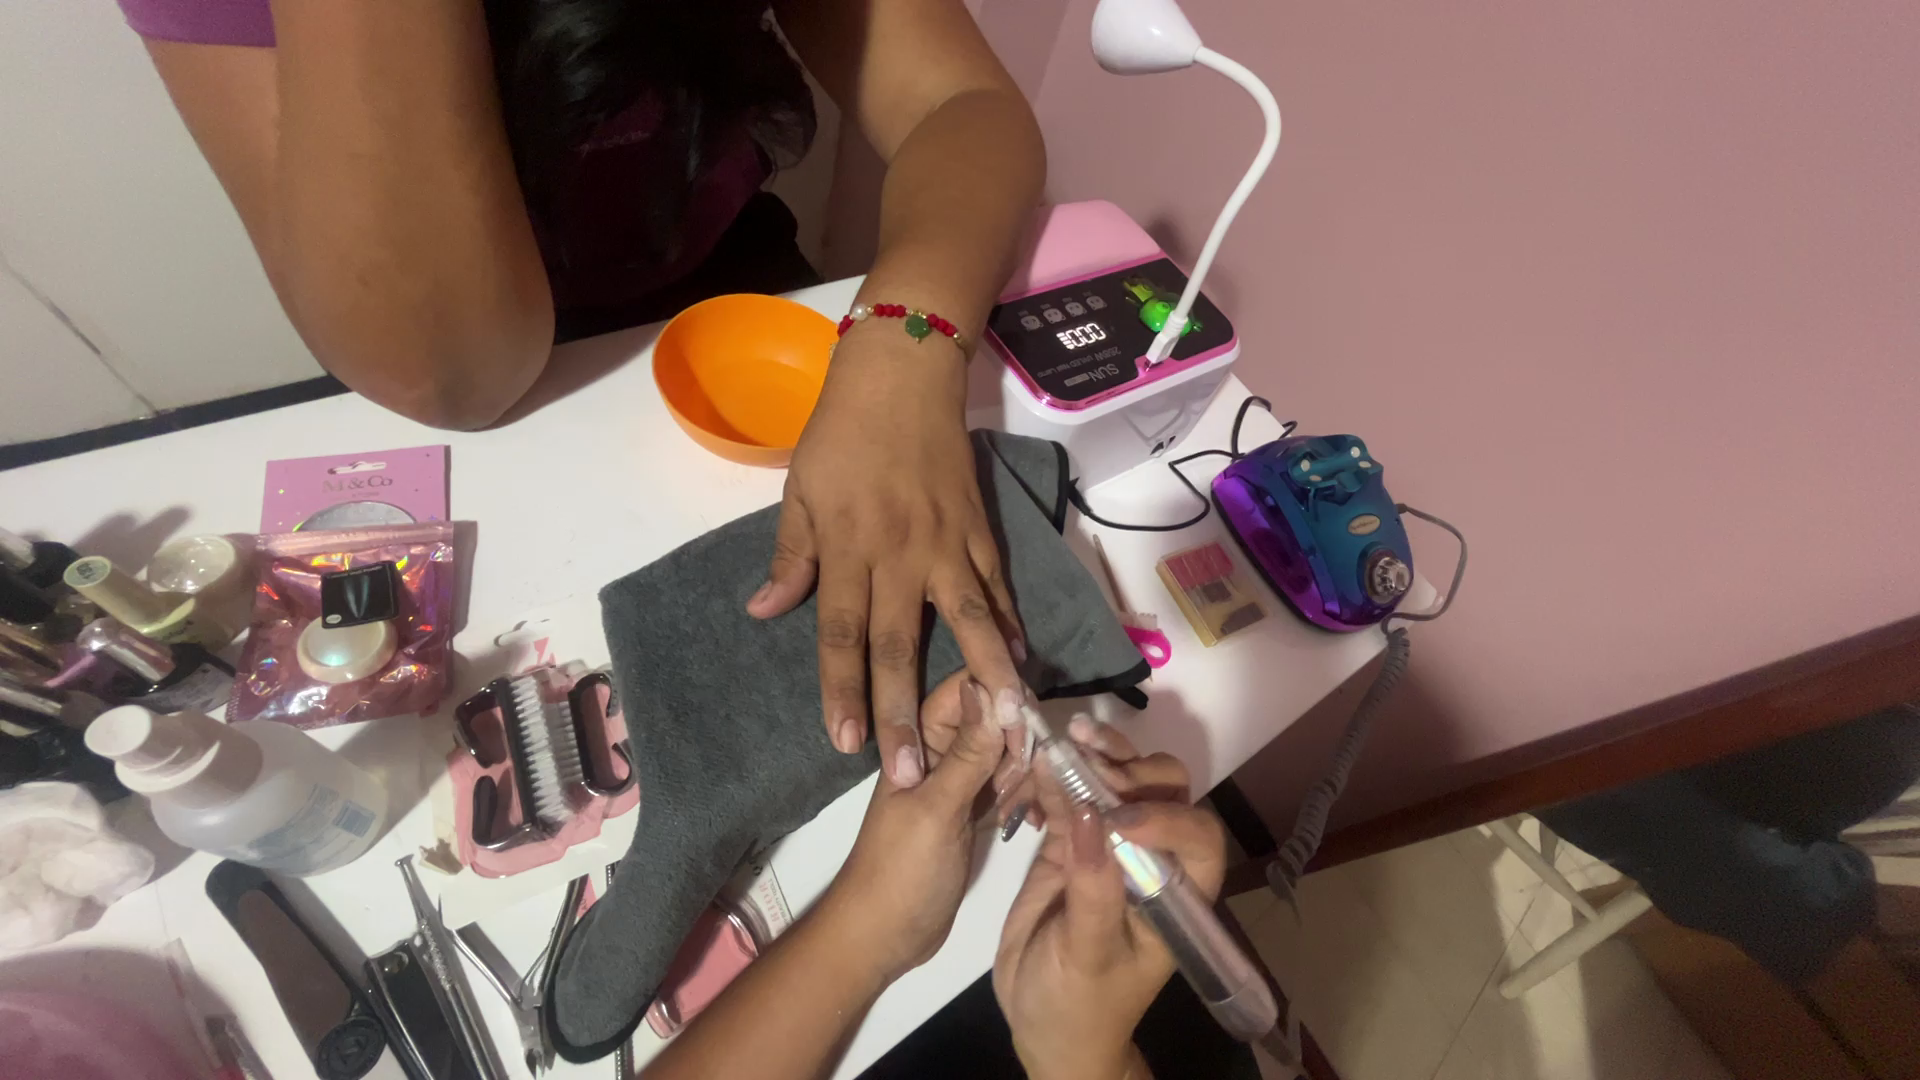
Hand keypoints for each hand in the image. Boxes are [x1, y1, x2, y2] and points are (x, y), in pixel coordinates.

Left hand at [748, 320, 1026, 787]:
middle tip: (911, 773)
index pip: (841, 634)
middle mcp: (901, 557)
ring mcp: (948, 544)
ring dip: (980, 677)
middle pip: (899, 644)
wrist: (901, 376)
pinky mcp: (980, 529)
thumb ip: (790, 555)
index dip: (841, 692)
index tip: (845, 746)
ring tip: (999, 727)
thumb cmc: (841, 432)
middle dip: (903, 711)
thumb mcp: (800, 489)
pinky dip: (1007, 622)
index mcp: (849, 549)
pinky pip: (996, 583)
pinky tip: (1018, 659)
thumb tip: (765, 612)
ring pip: (967, 620)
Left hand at [820, 676, 1006, 980]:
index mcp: (919, 737)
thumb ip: (968, 752)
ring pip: (1004, 748)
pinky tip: (1029, 813)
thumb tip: (988, 685)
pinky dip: (1022, 790)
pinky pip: (1006, 781)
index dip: (1000, 689)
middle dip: (1019, 732)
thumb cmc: (901, 871)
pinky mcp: (973, 807)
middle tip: (1032, 770)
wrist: (883, 937)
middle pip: (992, 713)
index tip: (1033, 716)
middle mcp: (940, 749)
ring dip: (1024, 765)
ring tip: (1024, 800)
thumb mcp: (937, 809)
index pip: (966, 688)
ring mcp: (958, 779)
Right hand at [993, 719, 1226, 1079]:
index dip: (1166, 817)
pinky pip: (1067, 794)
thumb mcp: (1090, 957)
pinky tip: (1035, 765)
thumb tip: (1089, 815)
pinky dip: (1053, 774)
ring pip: (1118, 780)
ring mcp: (1108, 843)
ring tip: (1066, 738)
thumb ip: (1094, 889)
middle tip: (1087, 759)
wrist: (1041, 1023)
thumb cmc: (1081, 1006)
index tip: (1116, 820)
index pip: (1196, 836)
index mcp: (1177, 891)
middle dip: (1129, 768)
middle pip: (1162, 790)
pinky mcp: (1069, 840)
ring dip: (1096, 754)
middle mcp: (1151, 857)